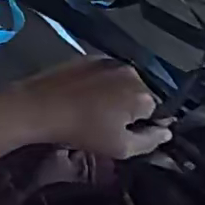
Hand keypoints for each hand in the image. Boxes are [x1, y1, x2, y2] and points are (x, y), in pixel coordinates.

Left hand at [3, 56, 170, 158]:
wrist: (38, 105)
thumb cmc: (82, 129)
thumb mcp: (121, 147)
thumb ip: (151, 141)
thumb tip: (166, 132)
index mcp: (142, 93)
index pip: (158, 113)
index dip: (144, 126)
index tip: (126, 133)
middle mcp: (129, 71)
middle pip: (140, 94)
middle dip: (130, 108)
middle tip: (107, 123)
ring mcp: (106, 60)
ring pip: (121, 82)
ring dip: (114, 95)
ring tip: (92, 110)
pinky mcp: (85, 57)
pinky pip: (102, 74)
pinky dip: (98, 84)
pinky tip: (82, 97)